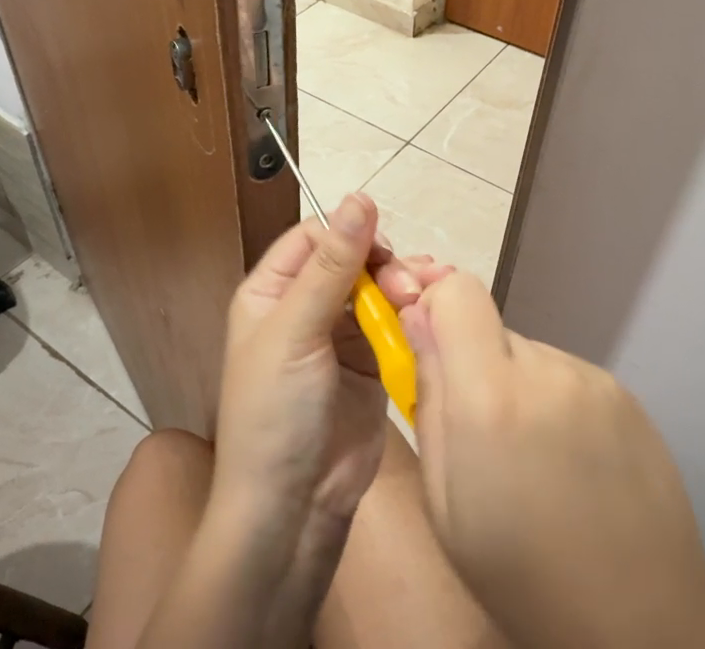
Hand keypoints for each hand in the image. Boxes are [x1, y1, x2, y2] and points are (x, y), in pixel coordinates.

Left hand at [213, 193, 449, 526]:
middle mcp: (304, 308)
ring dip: (403, 286)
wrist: (293, 507)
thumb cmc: (276, 414)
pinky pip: (396, 325)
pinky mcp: (373, 365)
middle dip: (382, 264)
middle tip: (407, 286)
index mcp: (270, 293)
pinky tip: (433, 312)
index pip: (313, 238)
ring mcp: (341, 337)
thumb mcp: (295, 333)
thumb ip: (331, 266)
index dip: (348, 235)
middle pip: (351, 259)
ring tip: (424, 296)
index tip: (381, 251)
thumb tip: (359, 197)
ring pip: (378, 289)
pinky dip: (414, 316)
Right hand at [399, 272, 704, 648]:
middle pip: (491, 327)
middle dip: (470, 362)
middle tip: (476, 432)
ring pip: (529, 353)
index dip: (432, 305)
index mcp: (492, 397)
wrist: (640, 618)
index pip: (456, 290)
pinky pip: (568, 377)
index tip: (422, 345)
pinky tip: (566, 461)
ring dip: (514, 384)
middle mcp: (548, 370)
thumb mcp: (443, 499)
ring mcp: (595, 381)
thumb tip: (416, 318)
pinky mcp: (629, 396)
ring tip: (528, 458)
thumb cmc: (519, 574)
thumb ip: (428, 396)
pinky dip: (552, 401)